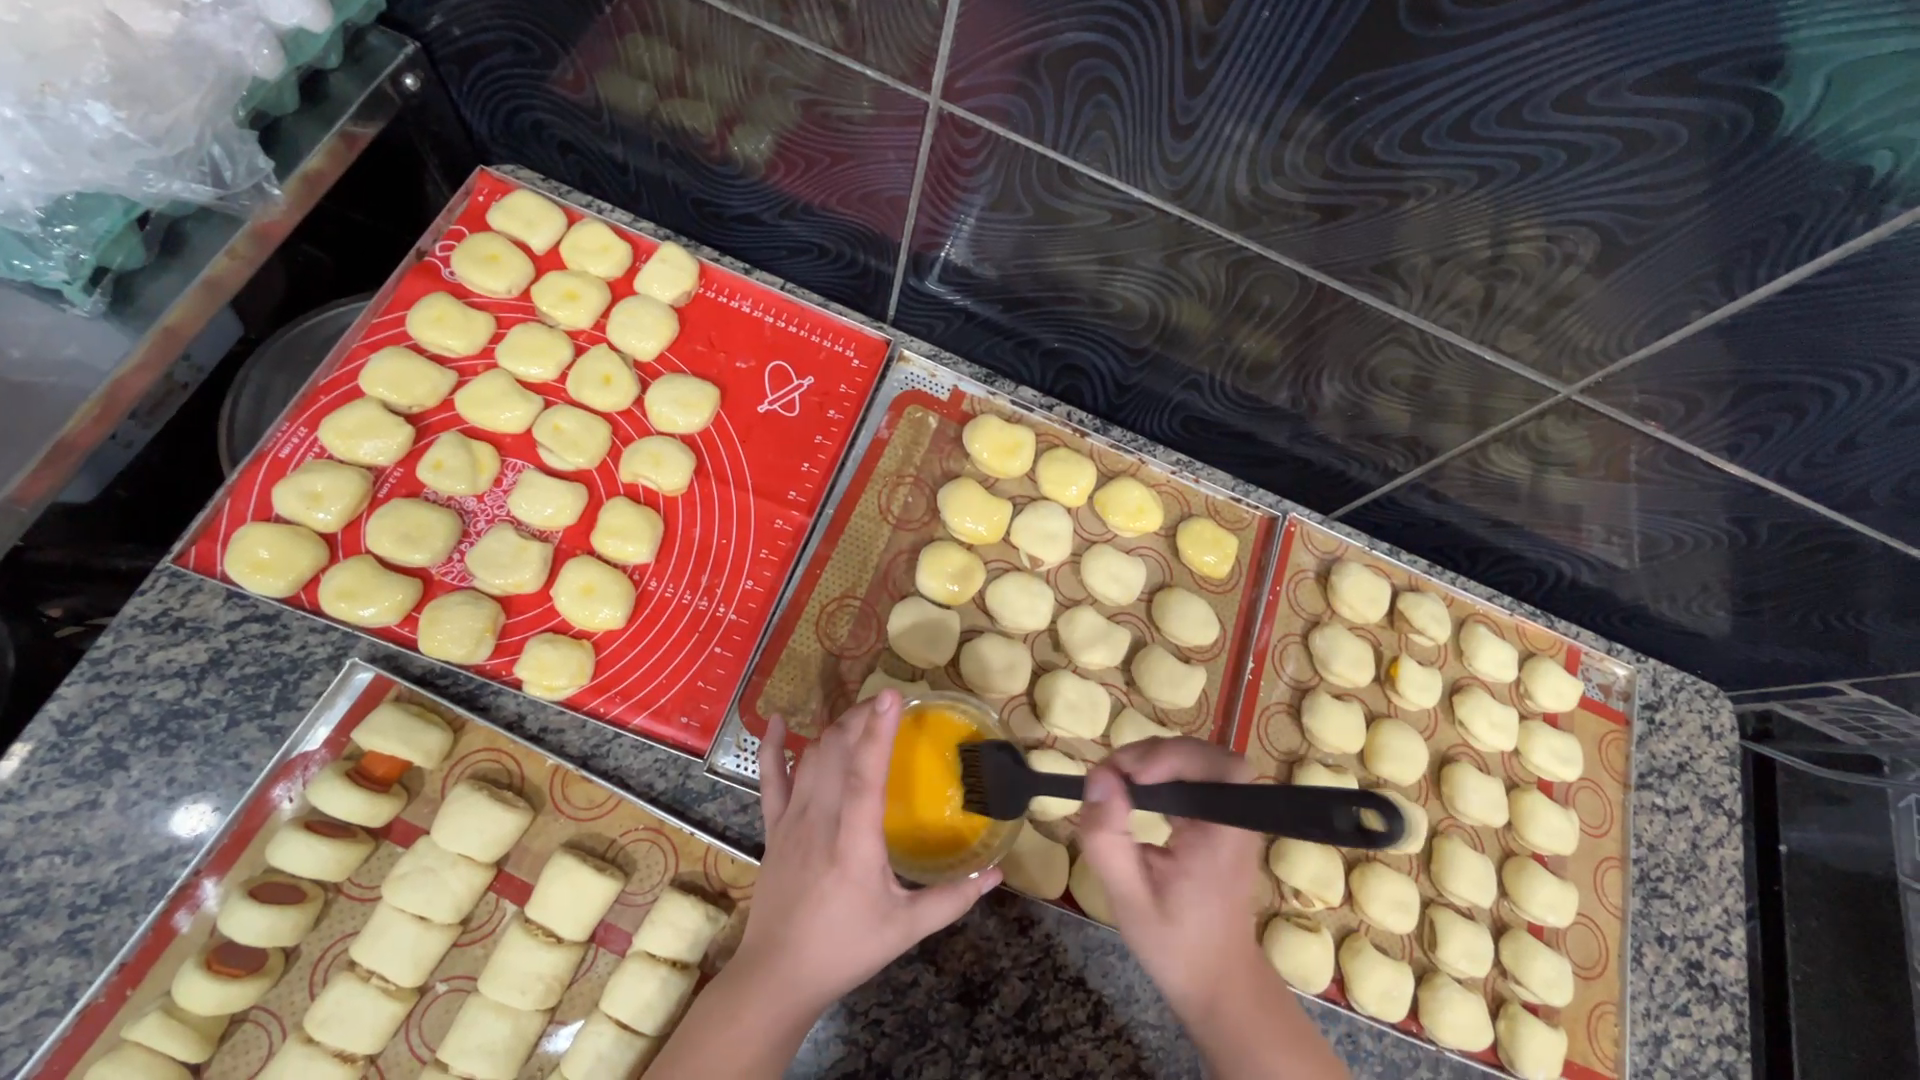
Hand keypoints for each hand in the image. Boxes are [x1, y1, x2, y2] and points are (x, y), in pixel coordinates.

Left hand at [733, 690, 1000, 1012]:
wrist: (777, 975)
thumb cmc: (845, 949)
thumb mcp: (906, 928)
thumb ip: (953, 899)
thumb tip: (995, 874)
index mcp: (854, 842)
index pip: (866, 774)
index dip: (878, 732)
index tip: (893, 696)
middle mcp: (819, 821)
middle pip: (836, 752)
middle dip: (860, 718)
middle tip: (887, 704)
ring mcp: (790, 821)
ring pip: (810, 758)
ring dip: (834, 730)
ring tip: (860, 716)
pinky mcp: (773, 829)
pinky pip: (769, 779)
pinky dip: (772, 747)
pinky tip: (776, 721)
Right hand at [1076, 738, 1266, 1008]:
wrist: (1215, 982)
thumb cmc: (1174, 946)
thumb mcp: (1127, 898)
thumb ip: (1108, 838)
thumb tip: (1098, 777)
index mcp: (1224, 836)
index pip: (1222, 768)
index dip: (1177, 756)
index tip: (1130, 777)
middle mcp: (1235, 820)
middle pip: (1208, 757)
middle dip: (1156, 755)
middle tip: (1112, 778)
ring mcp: (1230, 819)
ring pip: (1200, 763)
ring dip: (1156, 763)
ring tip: (1117, 784)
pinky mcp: (1219, 823)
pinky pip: (1195, 781)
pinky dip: (1163, 777)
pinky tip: (1136, 795)